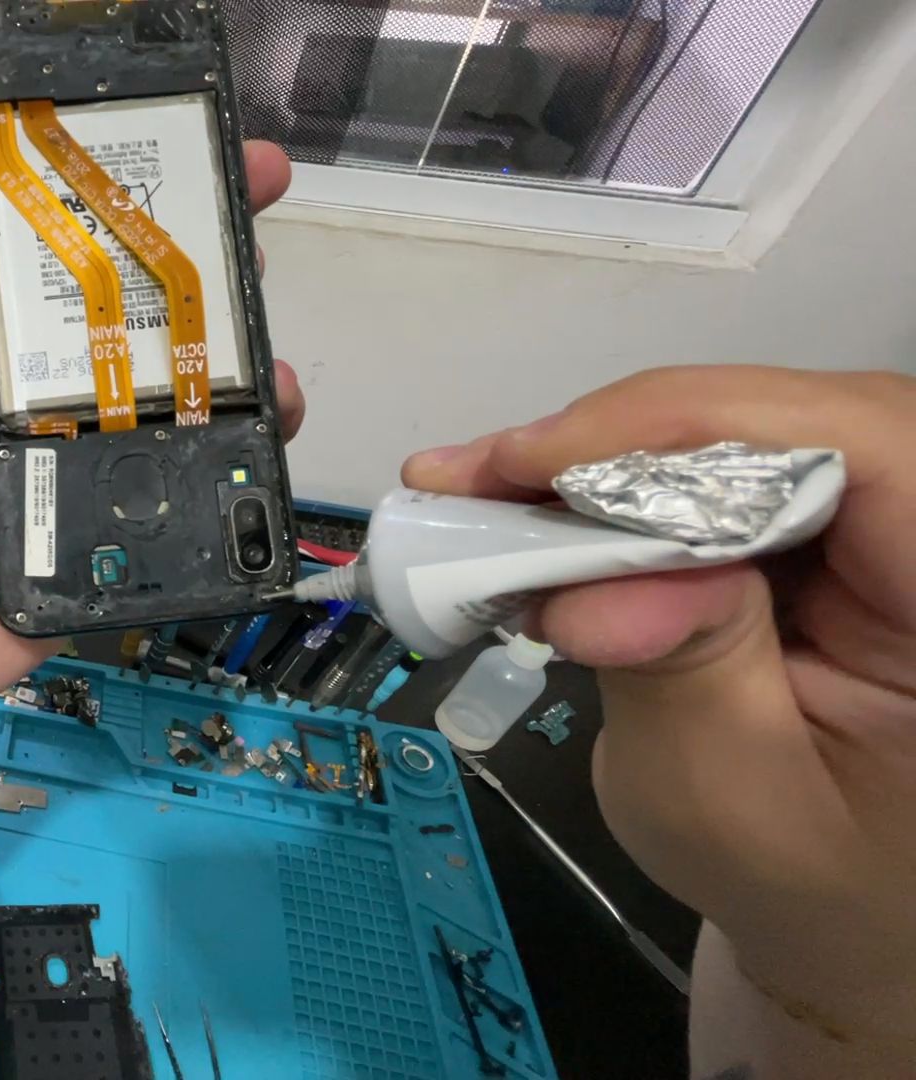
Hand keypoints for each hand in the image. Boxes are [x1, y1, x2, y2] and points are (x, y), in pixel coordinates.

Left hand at [0, 83, 299, 710]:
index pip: (50, 208)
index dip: (105, 156)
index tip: (160, 119)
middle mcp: (41, 352)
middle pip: (130, 269)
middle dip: (193, 219)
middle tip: (254, 184)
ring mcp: (90, 418)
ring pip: (179, 346)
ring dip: (230, 308)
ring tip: (260, 287)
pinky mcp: (126, 482)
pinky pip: (202, 438)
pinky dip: (245, 414)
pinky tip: (267, 397)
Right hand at [402, 366, 915, 1041]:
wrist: (837, 894)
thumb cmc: (797, 866)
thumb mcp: (724, 787)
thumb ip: (676, 673)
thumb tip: (585, 594)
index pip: (864, 449)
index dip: (682, 430)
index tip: (523, 468)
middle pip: (782, 423)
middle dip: (609, 441)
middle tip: (471, 475)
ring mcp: (880, 532)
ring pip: (725, 436)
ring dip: (583, 462)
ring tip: (471, 488)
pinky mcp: (809, 535)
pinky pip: (694, 475)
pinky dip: (591, 488)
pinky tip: (515, 505)